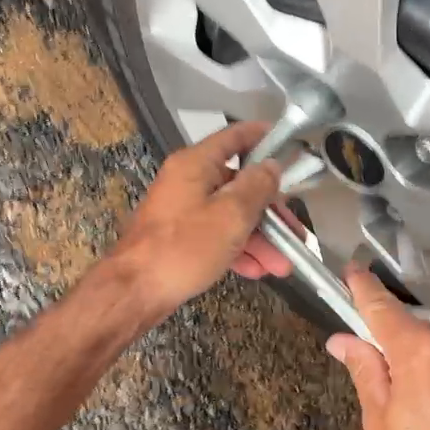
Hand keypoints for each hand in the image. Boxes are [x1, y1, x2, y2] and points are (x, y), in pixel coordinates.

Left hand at [106, 121, 292, 316]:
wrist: (135, 291)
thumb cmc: (182, 248)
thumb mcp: (231, 215)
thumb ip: (257, 187)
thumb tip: (271, 167)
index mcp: (195, 165)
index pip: (235, 137)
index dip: (264, 137)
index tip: (290, 145)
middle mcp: (187, 182)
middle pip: (239, 186)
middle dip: (270, 212)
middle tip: (295, 234)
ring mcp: (182, 212)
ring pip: (230, 216)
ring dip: (259, 239)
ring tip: (281, 265)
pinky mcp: (179, 239)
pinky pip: (216, 237)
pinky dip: (237, 250)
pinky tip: (256, 271)